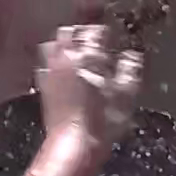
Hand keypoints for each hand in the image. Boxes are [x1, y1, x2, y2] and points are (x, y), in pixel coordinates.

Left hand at [37, 25, 142, 152]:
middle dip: (81, 32)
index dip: (104, 30)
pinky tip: (62, 70)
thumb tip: (132, 56)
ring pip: (52, 44)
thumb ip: (129, 69)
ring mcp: (51, 71)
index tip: (111, 34)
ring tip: (76, 51)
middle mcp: (66, 58)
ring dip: (63, 44)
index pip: (95, 30)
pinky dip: (53, 62)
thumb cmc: (102, 121)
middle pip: (69, 32)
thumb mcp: (126, 94)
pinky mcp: (43, 86)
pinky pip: (44, 64)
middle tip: (93, 39)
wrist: (73, 145)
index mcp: (88, 55)